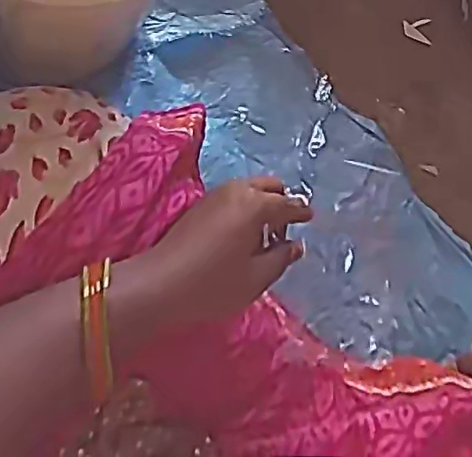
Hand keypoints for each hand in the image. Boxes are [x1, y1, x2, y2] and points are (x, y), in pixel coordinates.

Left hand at [136, 175, 312, 328]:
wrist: (161, 283)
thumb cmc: (214, 284)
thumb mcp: (256, 278)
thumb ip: (281, 258)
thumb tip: (295, 244)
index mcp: (256, 205)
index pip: (288, 203)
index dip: (301, 211)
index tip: (310, 217)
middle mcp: (238, 190)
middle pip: (270, 186)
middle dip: (282, 202)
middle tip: (285, 230)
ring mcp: (218, 194)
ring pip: (251, 188)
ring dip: (262, 203)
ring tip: (263, 235)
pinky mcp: (202, 203)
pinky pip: (235, 195)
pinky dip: (246, 205)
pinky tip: (242, 233)